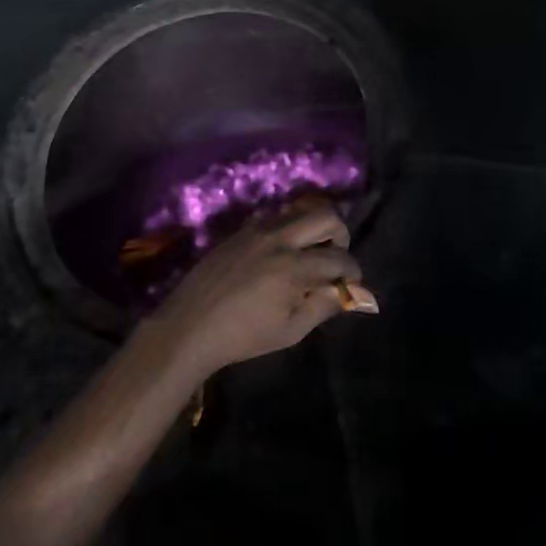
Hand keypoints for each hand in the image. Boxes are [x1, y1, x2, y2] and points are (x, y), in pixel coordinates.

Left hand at [146, 202, 377, 377]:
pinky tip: (281, 251)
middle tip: (334, 258)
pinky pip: (271, 216)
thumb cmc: (244, 335)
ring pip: (296, 209)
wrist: (192, 323)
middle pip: (324, 214)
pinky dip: (285, 226)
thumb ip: (323, 305)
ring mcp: (255, 230)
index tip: (352, 283)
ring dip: (311, 225)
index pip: (339, 257)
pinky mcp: (239, 231)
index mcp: (293, 266)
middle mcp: (277, 238)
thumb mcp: (291, 330)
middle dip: (339, 234)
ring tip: (309, 252)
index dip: (353, 270)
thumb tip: (353, 293)